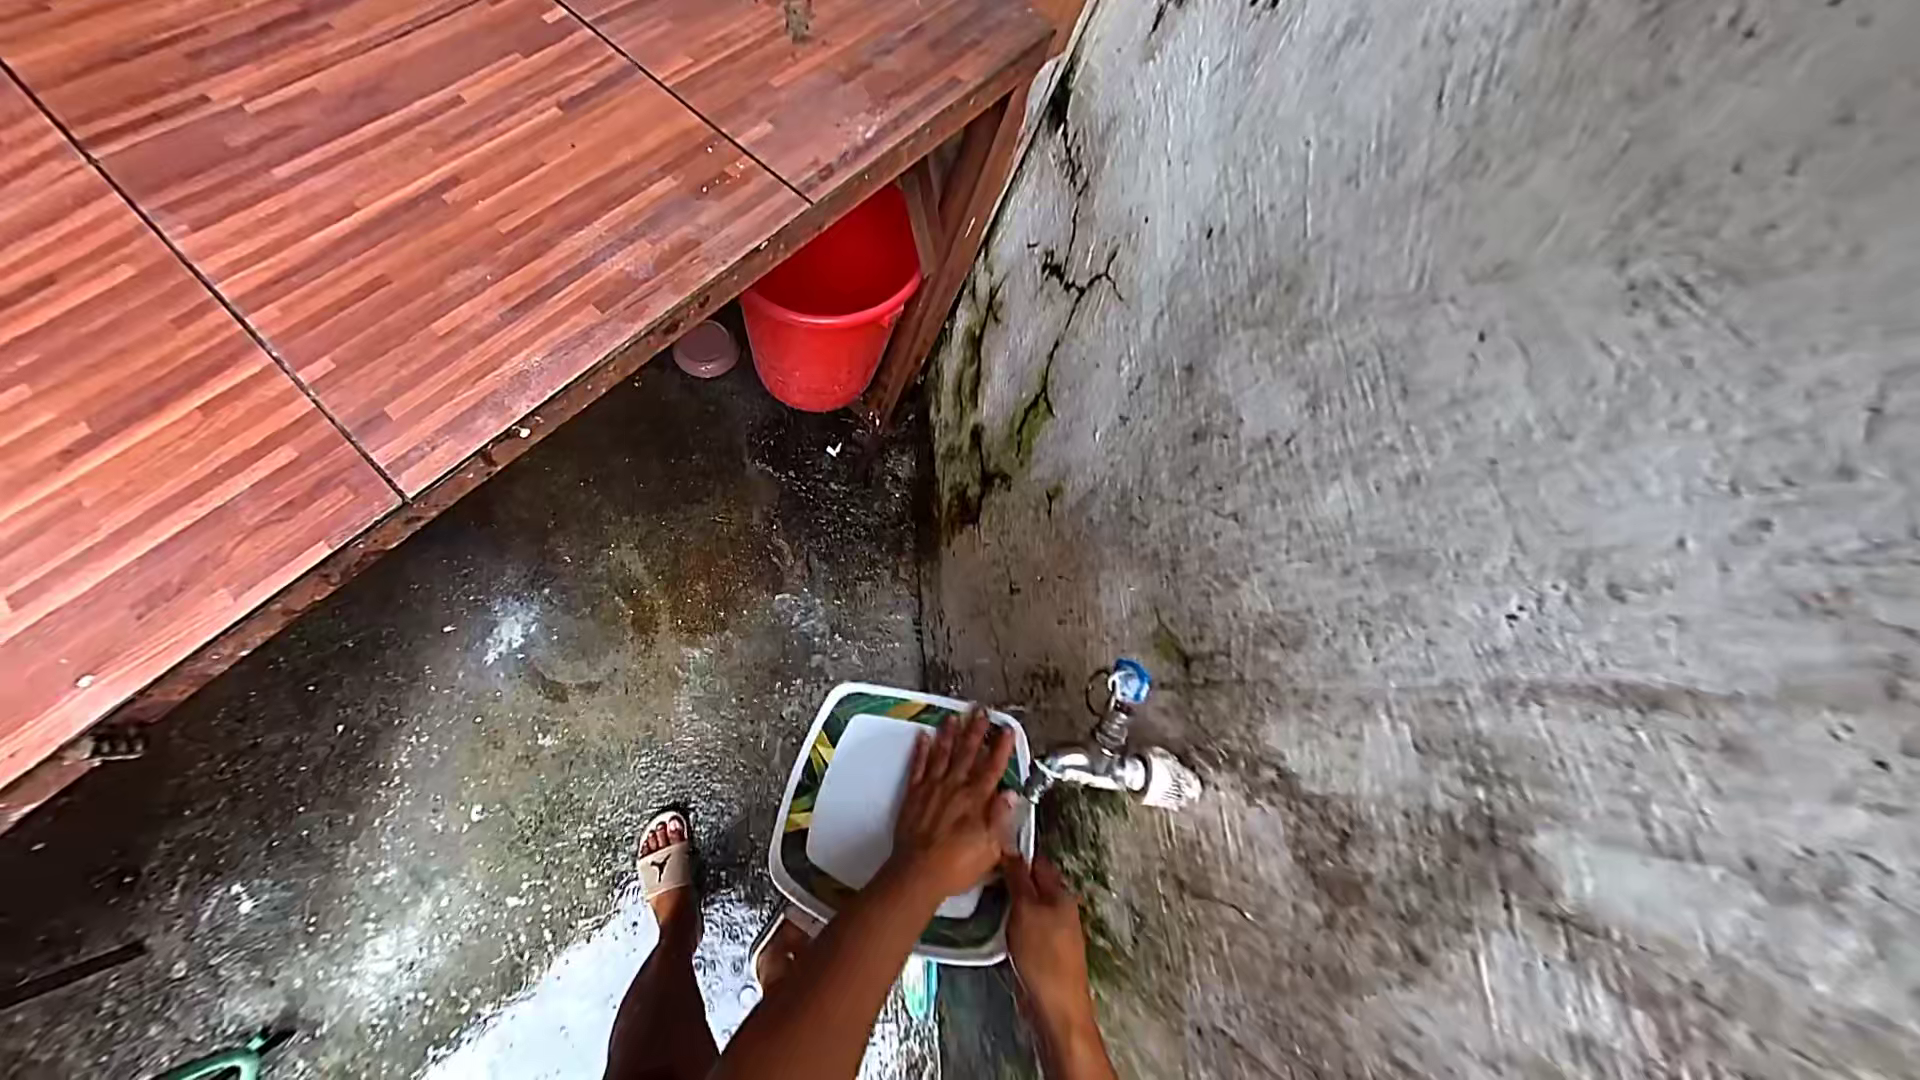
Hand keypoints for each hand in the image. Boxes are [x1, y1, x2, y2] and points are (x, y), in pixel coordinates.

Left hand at [890, 707, 1016, 898]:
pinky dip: (921, 750)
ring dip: (949, 734)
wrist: (918, 873)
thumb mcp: (990, 848)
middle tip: (981, 711)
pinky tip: (923, 737)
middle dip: (976, 731)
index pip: (993, 767)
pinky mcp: (913, 794)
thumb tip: (1011, 794)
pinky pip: (918, 766)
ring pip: (943, 753)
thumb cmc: (956, 865)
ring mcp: (932, 788)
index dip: (1001, 747)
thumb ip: (1000, 818)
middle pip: (968, 753)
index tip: (1006, 730)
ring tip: (954, 717)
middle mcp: (955, 787)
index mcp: (976, 799)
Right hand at [1002, 852, 1096, 1033]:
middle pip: (1031, 883)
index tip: (992, 851)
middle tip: (984, 875)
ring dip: (1008, 902)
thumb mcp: (1025, 908)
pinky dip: (1010, 922)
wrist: (1056, 1009)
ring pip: (1026, 905)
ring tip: (986, 897)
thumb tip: (1011, 847)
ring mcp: (1053, 930)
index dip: (1015, 853)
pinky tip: (996, 926)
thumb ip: (1017, 877)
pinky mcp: (1044, 951)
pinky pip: (1024, 926)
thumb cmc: (1043, 956)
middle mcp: (1060, 908)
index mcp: (1060, 892)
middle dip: (1009, 879)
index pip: (1037, 861)